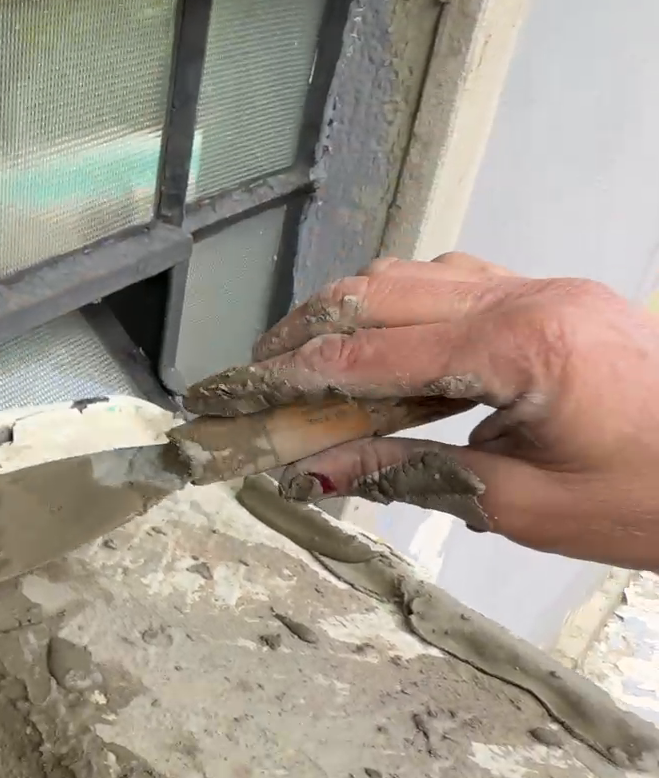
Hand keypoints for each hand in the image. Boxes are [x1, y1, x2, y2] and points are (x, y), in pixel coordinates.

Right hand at [183, 253, 658, 569]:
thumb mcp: (521, 504)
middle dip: (293, 336)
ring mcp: (543, 285)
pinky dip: (388, 304)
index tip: (225, 395)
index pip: (360, 356)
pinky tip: (378, 344)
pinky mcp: (553, 293)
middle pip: (368, 294)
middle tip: (251, 379)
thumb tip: (307, 471)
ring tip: (302, 362)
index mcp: (521, 346)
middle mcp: (525, 296)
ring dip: (337, 315)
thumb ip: (402, 471)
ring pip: (400, 274)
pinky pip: (444, 276)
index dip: (280, 378)